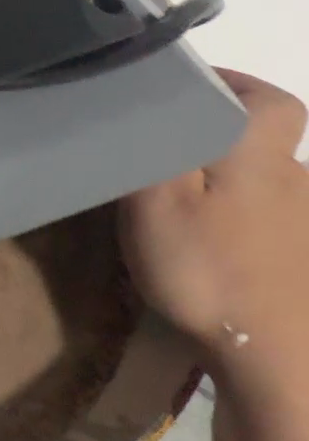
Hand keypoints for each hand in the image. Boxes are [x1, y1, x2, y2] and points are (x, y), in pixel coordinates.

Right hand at [120, 69, 308, 358]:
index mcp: (258, 160)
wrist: (272, 357)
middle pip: (260, 140)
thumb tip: (147, 97)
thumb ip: (153, 145)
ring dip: (219, 176)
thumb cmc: (205, 267)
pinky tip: (198, 233)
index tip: (188, 83)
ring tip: (167, 191)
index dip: (239, 84)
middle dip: (213, 133)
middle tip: (153, 141)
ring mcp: (300, 224)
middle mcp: (293, 183)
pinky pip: (261, 214)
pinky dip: (231, 212)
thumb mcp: (156, 198)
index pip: (274, 103)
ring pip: (259, 180)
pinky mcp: (296, 256)